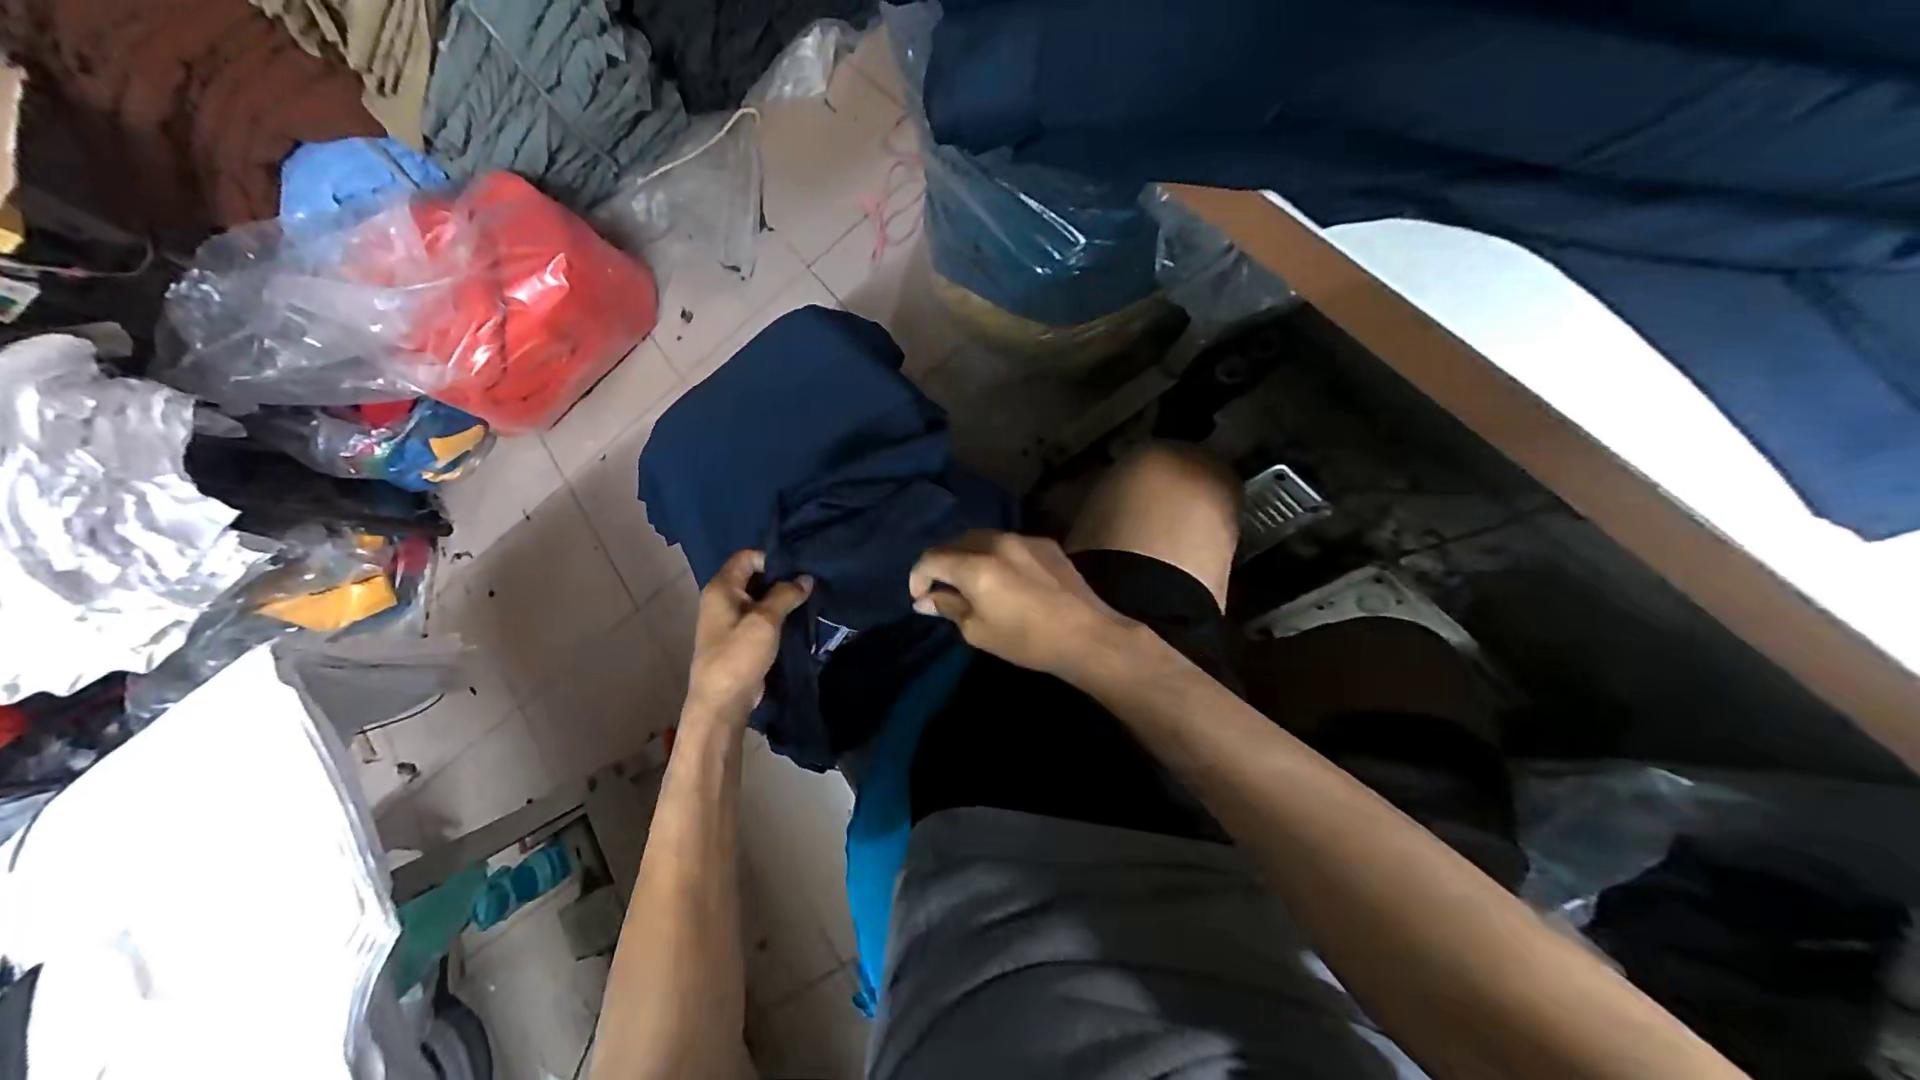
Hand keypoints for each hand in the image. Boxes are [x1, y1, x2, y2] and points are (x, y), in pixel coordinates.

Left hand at [683, 550, 811, 727]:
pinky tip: (798, 617)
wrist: (722, 701)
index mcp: (721, 588)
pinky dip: (777, 615)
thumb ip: (786, 594)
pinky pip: (761, 617)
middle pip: (754, 576)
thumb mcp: (766, 620)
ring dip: (781, 598)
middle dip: (781, 578)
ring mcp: (730, 619)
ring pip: (760, 598)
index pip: (747, 556)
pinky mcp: (740, 637)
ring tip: (808, 599)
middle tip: (808, 582)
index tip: (797, 569)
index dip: (772, 558)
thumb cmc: (738, 655)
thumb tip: (806, 578)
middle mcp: (722, 599)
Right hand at [909, 531, 1141, 679]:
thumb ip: (948, 607)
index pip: (931, 558)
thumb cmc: (1027, 641)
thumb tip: (925, 600)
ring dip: (968, 555)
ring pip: (982, 538)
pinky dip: (996, 555)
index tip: (919, 598)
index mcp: (975, 566)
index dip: (917, 577)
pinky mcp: (1045, 543)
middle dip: (941, 563)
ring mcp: (1023, 538)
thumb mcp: (978, 631)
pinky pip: (1008, 542)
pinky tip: (1005, 577)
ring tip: (971, 580)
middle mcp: (996, 542)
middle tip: (942, 589)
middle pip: (955, 541)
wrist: (1087, 636)